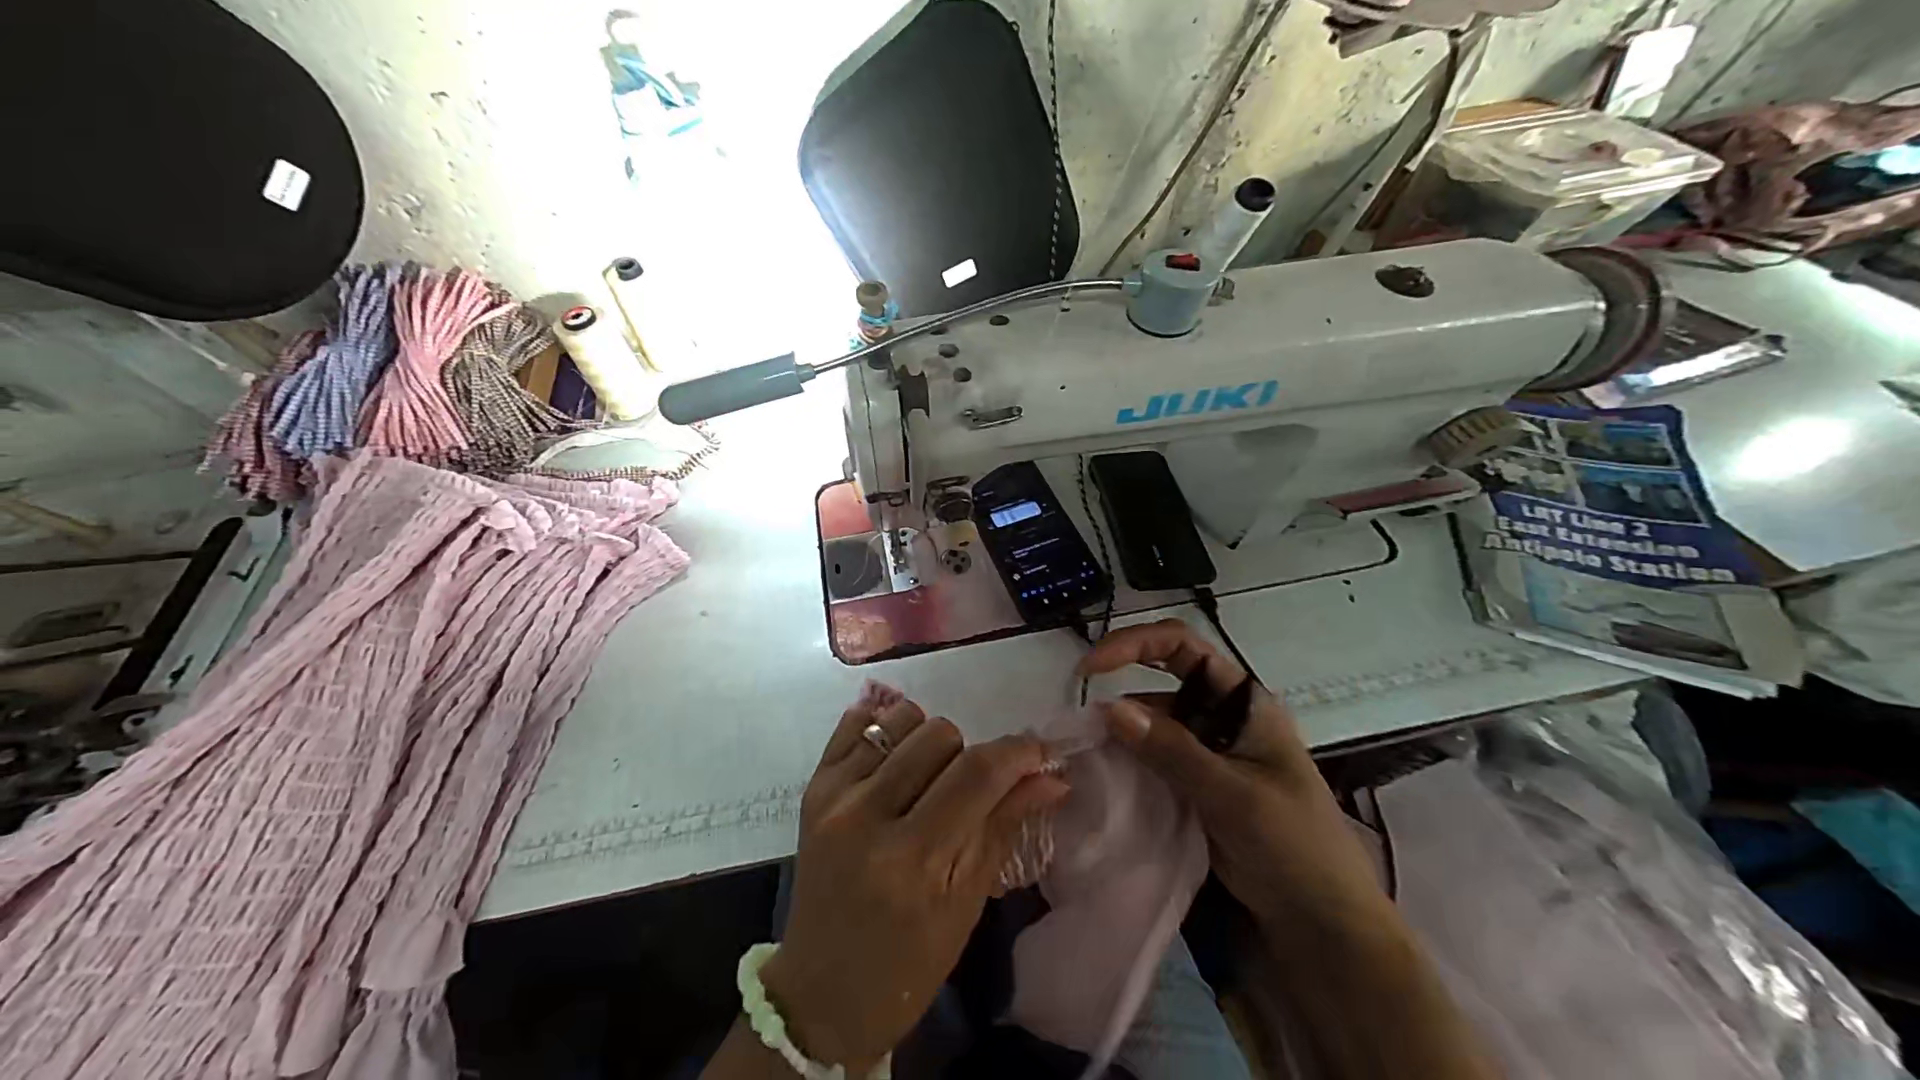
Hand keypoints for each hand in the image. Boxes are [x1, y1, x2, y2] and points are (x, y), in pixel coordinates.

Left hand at [763, 687, 1071, 1073]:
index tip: (1040, 751)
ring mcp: (833, 796)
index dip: (1018, 752)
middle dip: (970, 754)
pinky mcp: (812, 787)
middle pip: (940, 735)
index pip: (977, 774)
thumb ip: (1005, 826)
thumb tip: (1050, 776)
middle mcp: (867, 815)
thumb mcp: (967, 904)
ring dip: (929, 740)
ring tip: (930, 779)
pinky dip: (886, 729)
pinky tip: (897, 760)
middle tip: (969, 792)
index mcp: (913, 859)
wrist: (822, 992)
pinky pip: (856, 722)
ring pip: (901, 720)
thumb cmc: (907, 964)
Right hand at [1077, 620, 1391, 932]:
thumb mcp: (1234, 795)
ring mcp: (1209, 753)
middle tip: (1079, 729)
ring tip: (1083, 758)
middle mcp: (1223, 717)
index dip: (1134, 644)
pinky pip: (1153, 761)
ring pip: (1153, 726)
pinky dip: (1128, 764)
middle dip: (1119, 696)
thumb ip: (1174, 751)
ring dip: (1121, 735)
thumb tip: (1110, 708)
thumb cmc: (1294, 846)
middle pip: (1161, 685)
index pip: (1183, 647)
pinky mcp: (1196, 785)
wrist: (1323, 922)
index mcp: (1243, 702)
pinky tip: (1104, 778)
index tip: (1092, 668)